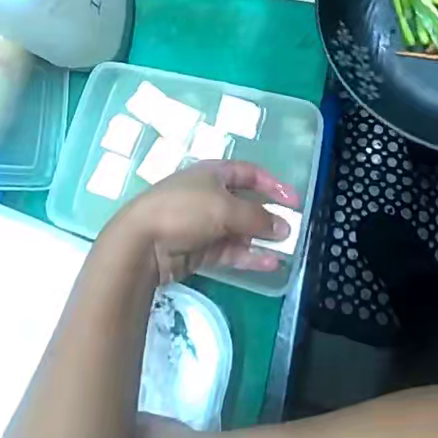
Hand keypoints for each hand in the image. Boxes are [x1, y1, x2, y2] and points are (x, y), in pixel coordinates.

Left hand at [106, 161, 301, 283]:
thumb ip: (258, 217)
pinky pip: (230, 251)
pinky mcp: (198, 249)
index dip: (272, 184)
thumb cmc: (185, 210)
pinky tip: (270, 264)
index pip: (248, 172)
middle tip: (293, 230)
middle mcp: (208, 194)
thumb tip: (284, 227)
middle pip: (245, 202)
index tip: (294, 201)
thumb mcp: (225, 208)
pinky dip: (249, 256)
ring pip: (239, 230)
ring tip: (287, 250)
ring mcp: (202, 223)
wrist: (142, 242)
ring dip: (261, 239)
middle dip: (268, 215)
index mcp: (212, 173)